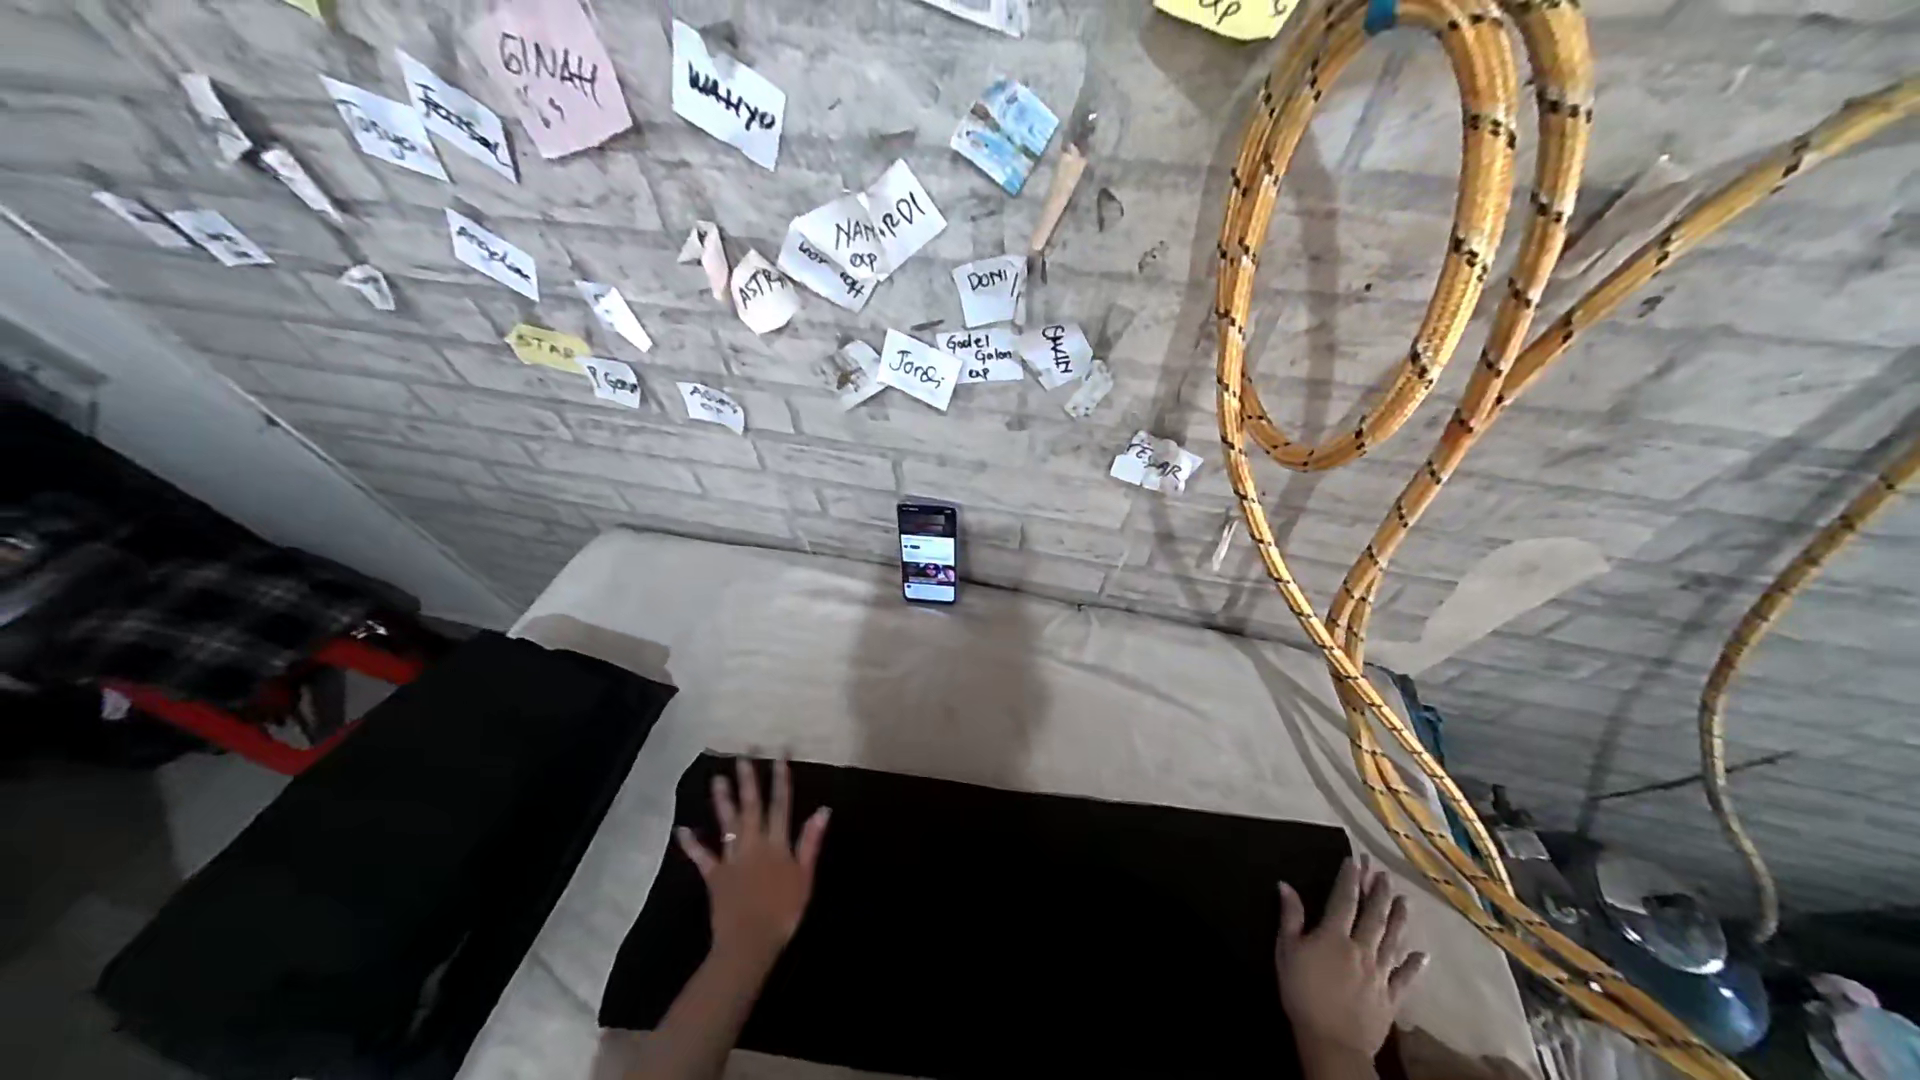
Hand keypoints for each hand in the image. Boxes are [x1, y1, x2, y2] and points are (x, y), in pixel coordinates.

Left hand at [675, 758, 830, 969]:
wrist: (749, 942)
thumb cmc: (784, 911)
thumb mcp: (805, 876)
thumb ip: (810, 842)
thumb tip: (822, 810)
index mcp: (777, 844)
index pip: (781, 804)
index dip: (780, 779)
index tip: (779, 755)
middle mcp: (754, 844)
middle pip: (751, 807)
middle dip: (748, 780)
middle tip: (743, 755)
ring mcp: (732, 859)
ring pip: (728, 824)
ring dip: (722, 801)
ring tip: (717, 779)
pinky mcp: (715, 876)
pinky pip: (702, 857)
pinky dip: (692, 844)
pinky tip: (682, 830)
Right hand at [1277, 856, 1427, 1072]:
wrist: (1331, 1042)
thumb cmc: (1301, 991)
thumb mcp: (1286, 950)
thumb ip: (1290, 917)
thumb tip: (1286, 884)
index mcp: (1334, 936)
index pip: (1344, 900)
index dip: (1350, 879)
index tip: (1355, 860)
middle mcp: (1361, 948)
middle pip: (1373, 916)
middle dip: (1379, 892)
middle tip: (1384, 874)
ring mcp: (1380, 973)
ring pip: (1392, 940)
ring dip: (1399, 919)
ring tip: (1405, 900)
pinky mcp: (1391, 997)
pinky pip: (1405, 978)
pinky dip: (1414, 965)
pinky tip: (1422, 955)